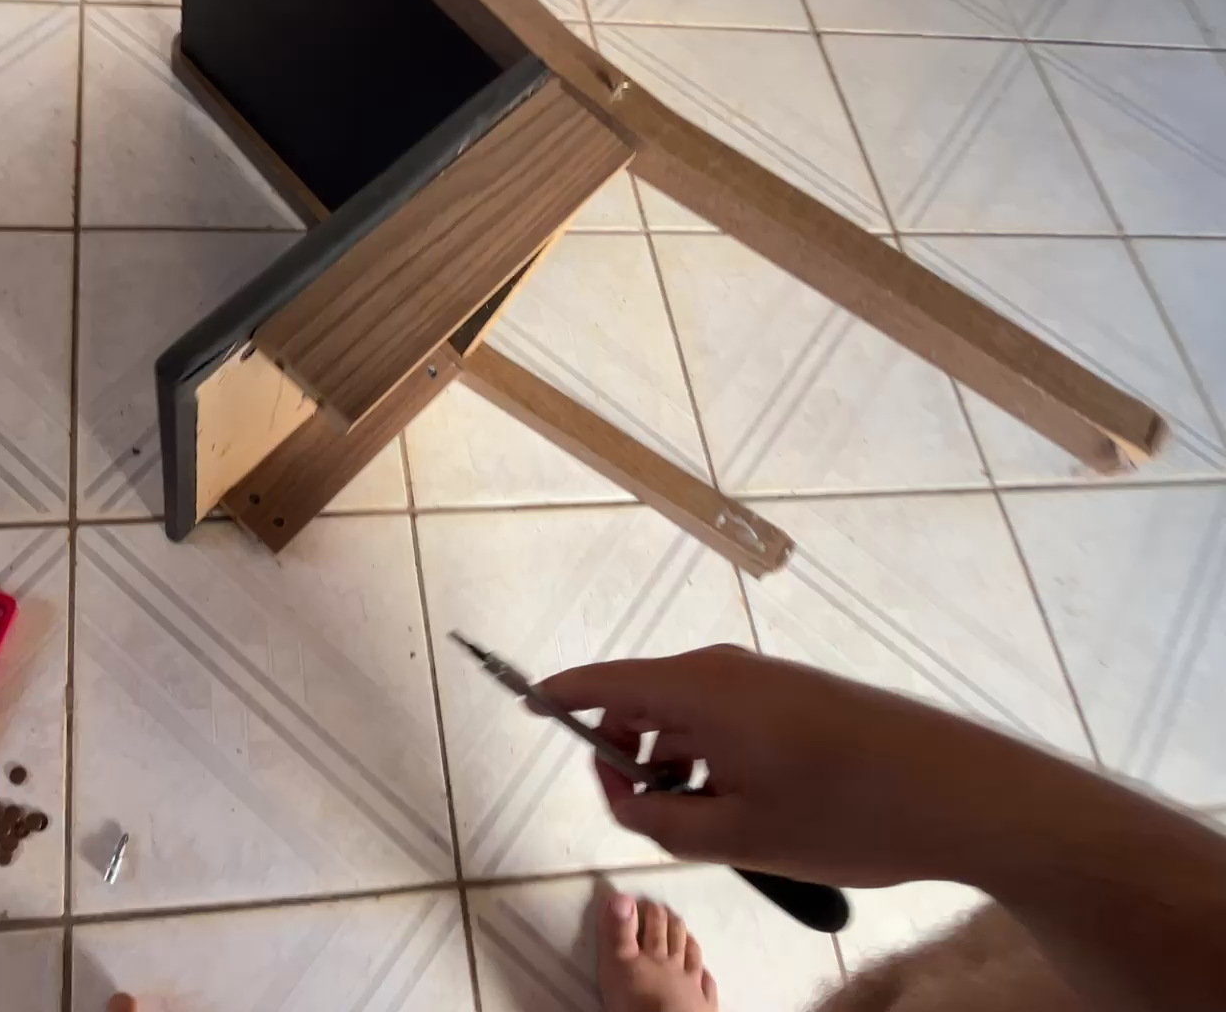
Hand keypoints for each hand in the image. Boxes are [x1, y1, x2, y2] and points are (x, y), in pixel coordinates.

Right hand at [537, 646, 1067, 888]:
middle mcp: (721, 671)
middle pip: (641, 700)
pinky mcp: (792, 694)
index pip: (603, 681)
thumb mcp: (741, 835)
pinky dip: (706, 752)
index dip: (558, 693)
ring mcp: (760, 679)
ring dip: (669, 759)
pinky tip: (738, 800)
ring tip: (698, 817)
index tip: (527, 703)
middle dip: (624, 752)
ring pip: (683, 712)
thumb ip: (662, 824)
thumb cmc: (849, 813)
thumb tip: (629, 805)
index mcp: (697, 690)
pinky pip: (721, 715)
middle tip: (639, 810)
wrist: (979, 797)